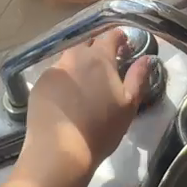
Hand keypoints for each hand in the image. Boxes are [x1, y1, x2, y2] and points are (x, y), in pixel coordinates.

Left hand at [14, 28, 154, 186]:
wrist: (60, 151)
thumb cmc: (101, 129)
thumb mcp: (129, 104)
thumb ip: (138, 77)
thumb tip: (147, 57)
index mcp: (99, 58)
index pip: (110, 35)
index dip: (119, 37)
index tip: (124, 44)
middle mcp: (75, 57)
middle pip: (88, 43)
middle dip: (97, 49)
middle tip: (105, 66)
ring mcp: (54, 69)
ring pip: (69, 58)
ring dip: (79, 63)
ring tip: (84, 82)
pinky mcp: (39, 84)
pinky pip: (56, 74)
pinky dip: (64, 79)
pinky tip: (66, 96)